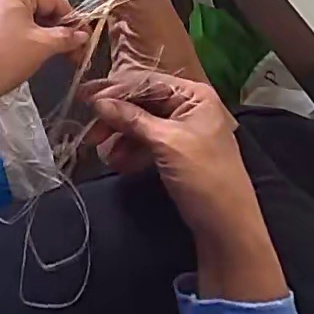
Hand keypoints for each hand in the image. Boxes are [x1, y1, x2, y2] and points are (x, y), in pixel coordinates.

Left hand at [0, 0, 89, 127]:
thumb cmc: (0, 58)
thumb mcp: (42, 46)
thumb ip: (66, 37)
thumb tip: (82, 35)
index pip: (54, 0)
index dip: (72, 21)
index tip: (84, 40)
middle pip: (41, 8)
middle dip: (58, 31)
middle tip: (73, 53)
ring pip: (28, 20)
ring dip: (44, 38)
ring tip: (56, 57)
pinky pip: (13, 28)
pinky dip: (27, 41)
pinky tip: (34, 57)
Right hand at [83, 70, 286, 300]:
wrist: (228, 230)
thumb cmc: (203, 178)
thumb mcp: (166, 143)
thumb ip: (131, 119)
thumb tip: (98, 102)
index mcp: (194, 95)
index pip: (147, 83)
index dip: (115, 91)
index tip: (84, 99)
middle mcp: (189, 106)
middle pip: (143, 102)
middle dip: (116, 117)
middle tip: (90, 134)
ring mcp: (183, 129)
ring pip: (143, 124)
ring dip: (121, 137)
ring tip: (104, 155)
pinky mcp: (178, 152)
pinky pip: (148, 142)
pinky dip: (132, 150)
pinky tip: (118, 163)